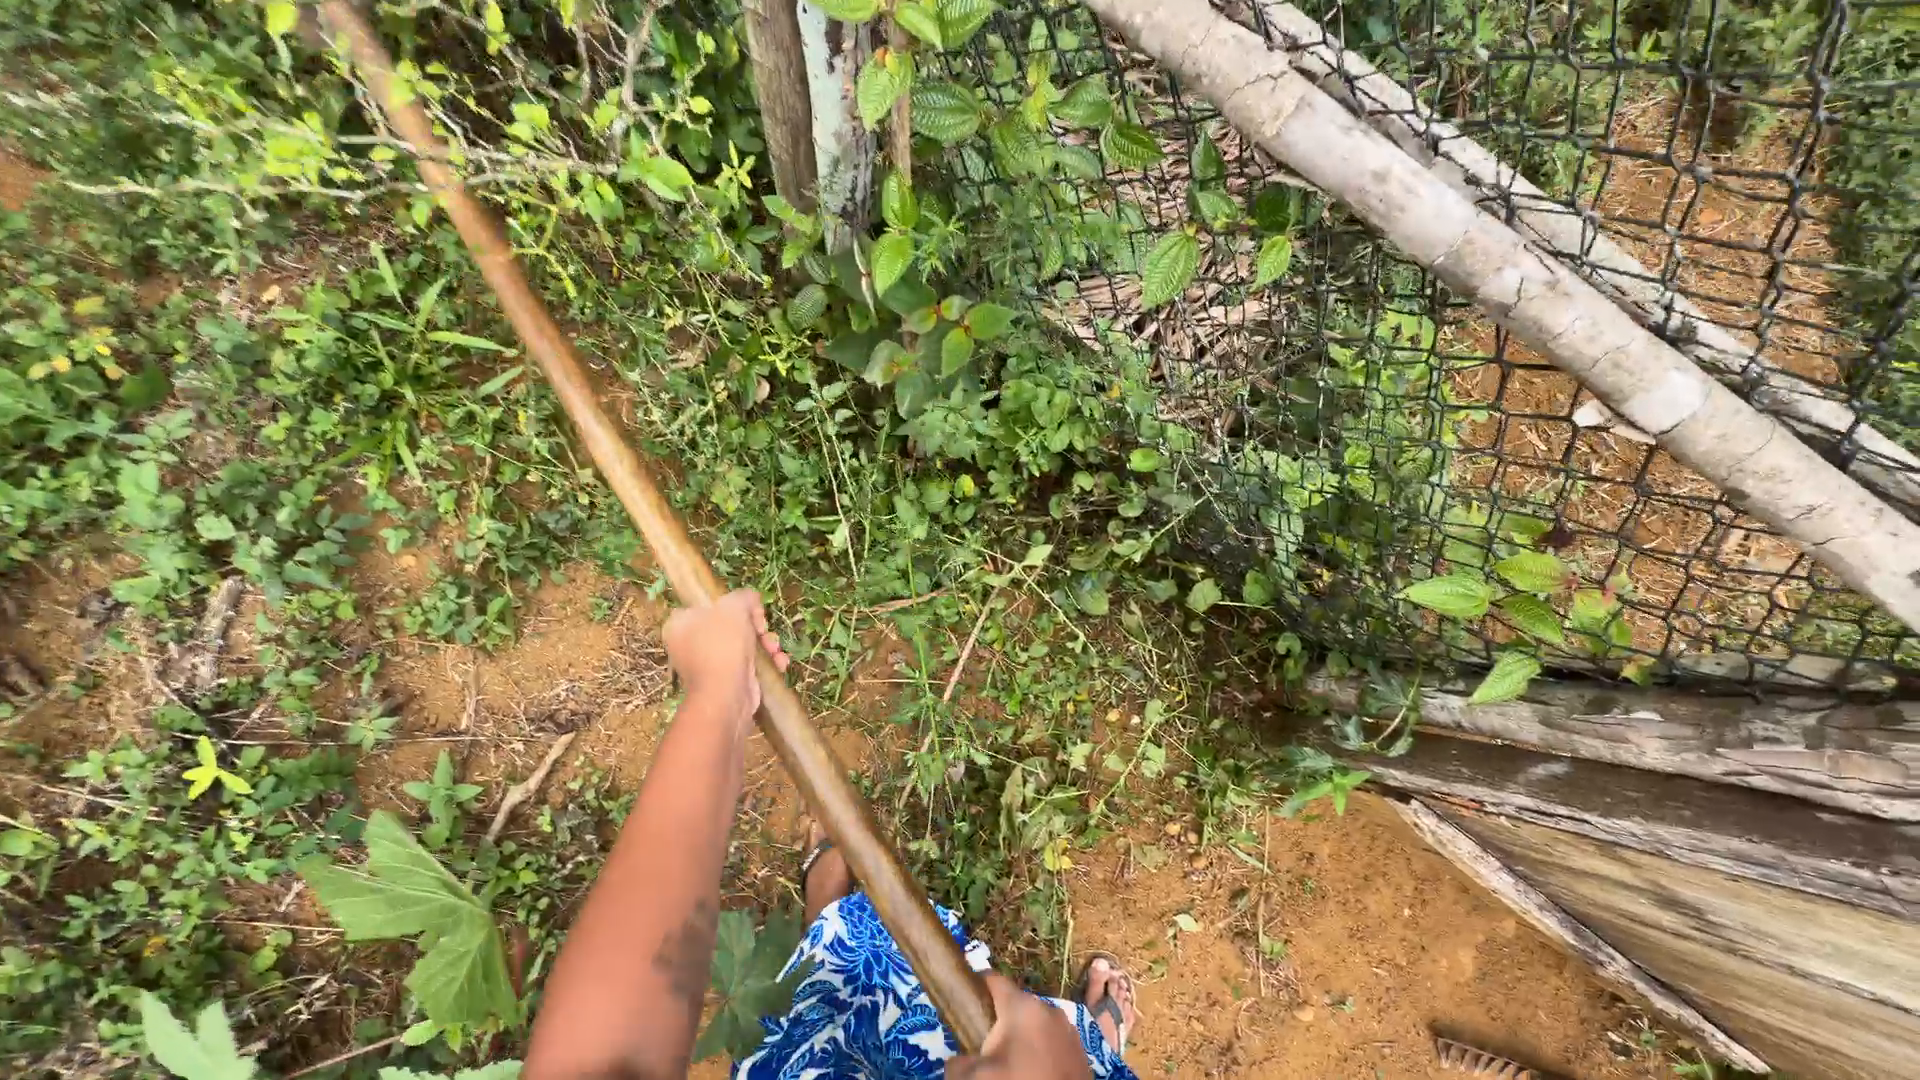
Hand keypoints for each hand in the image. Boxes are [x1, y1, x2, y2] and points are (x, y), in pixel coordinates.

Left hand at [662, 590, 790, 721]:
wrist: (725, 695)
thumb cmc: (722, 645)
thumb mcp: (734, 606)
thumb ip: (743, 596)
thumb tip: (751, 600)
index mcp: (680, 624)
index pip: (708, 605)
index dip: (733, 604)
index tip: (750, 610)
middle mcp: (690, 645)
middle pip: (731, 625)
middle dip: (756, 628)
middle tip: (763, 630)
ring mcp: (708, 665)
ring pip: (744, 645)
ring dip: (766, 645)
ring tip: (775, 651)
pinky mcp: (726, 682)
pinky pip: (748, 664)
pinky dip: (766, 663)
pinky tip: (778, 664)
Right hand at [945, 975, 1092, 1079]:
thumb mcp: (977, 1079)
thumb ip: (958, 1065)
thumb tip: (957, 1061)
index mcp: (1022, 1006)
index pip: (993, 979)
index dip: (975, 986)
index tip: (963, 1000)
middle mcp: (1048, 1008)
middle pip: (1014, 1005)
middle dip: (998, 1021)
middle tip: (984, 1045)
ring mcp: (1068, 1029)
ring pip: (1035, 1024)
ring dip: (1021, 1038)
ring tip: (1010, 1063)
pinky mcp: (1080, 1051)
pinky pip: (1052, 1042)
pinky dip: (1040, 1052)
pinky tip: (1033, 1071)